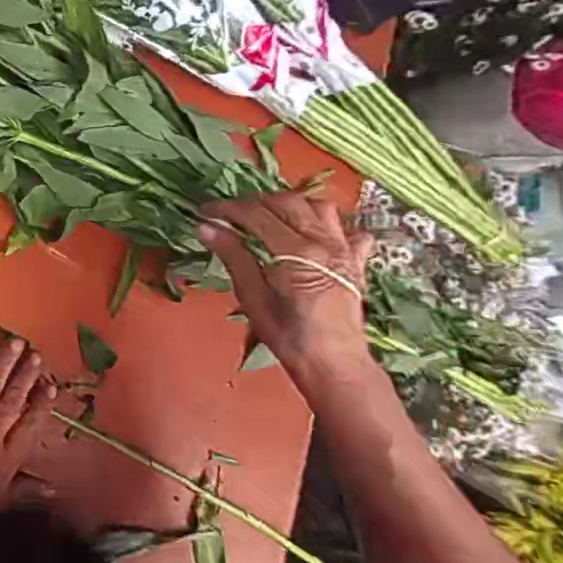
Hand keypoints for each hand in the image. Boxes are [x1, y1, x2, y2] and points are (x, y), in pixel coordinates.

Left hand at [0, 335, 55, 562]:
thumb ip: (25, 492)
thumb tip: (53, 486)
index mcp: (6, 459)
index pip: (30, 425)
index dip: (41, 404)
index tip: (50, 385)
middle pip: (12, 400)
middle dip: (26, 376)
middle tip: (37, 355)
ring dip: (4, 363)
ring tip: (17, 343)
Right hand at [200, 192, 374, 376]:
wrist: (333, 361)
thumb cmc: (287, 335)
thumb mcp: (252, 296)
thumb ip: (233, 256)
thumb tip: (206, 227)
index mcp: (296, 252)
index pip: (256, 214)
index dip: (226, 208)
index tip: (205, 211)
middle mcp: (324, 242)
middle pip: (287, 201)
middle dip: (254, 202)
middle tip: (230, 215)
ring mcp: (345, 248)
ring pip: (318, 206)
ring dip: (290, 205)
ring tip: (268, 217)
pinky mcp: (356, 259)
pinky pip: (347, 227)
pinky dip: (327, 223)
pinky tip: (311, 234)